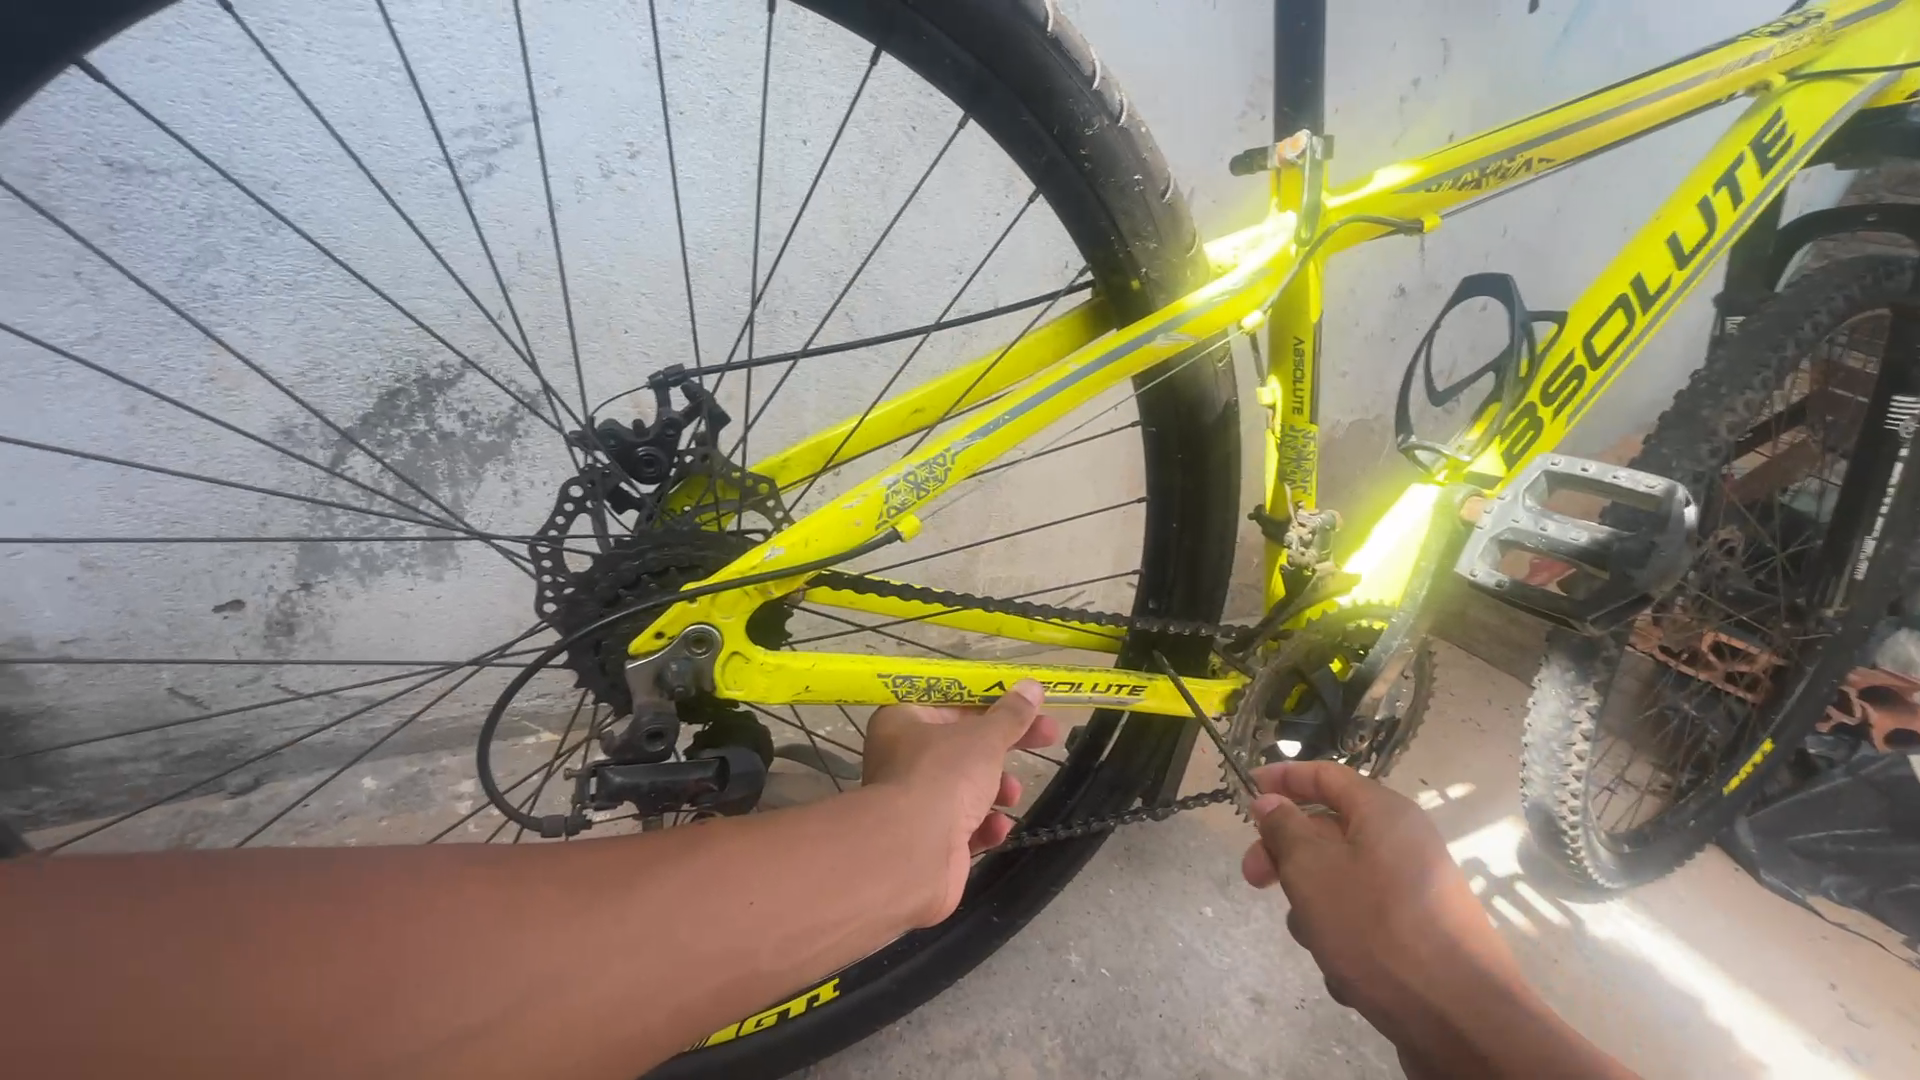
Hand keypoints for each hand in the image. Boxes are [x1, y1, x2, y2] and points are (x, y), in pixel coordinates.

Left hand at [859, 681, 1058, 925]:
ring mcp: (912, 802)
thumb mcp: (985, 737)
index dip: (990, 702)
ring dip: (995, 789)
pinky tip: (997, 827)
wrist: (914, 853)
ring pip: (964, 787)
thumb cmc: (944, 776)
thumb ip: (1011, 714)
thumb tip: (1032, 687)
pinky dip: (983, 825)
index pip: (950, 702)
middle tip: (1049, 734)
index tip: (1024, 704)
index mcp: (903, 721)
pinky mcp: (926, 840)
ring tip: (1012, 794)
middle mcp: (901, 758)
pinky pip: (962, 826)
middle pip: (963, 744)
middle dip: (1005, 745)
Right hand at [1240, 762, 1524, 1062]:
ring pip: (1341, 882)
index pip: (1325, 775)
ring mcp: (1415, 893)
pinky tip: (1345, 973)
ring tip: (1316, 941)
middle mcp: (1404, 845)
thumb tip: (1271, 802)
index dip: (1283, 778)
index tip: (1247, 791)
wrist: (1465, 1023)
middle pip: (1328, 832)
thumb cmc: (1378, 930)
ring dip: (1313, 907)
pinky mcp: (1421, 937)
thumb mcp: (1312, 870)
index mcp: (1384, 814)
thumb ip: (1284, 828)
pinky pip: (1365, 922)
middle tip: (1253, 879)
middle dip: (1286, 857)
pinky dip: (1345, 940)